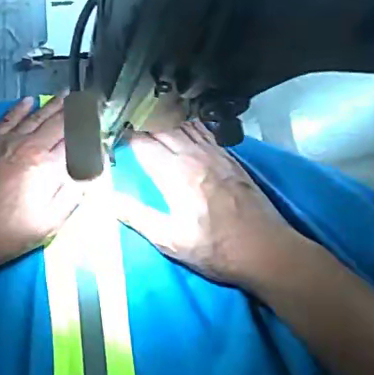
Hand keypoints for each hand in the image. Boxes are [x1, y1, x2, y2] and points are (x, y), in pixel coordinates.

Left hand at [0, 96, 83, 273]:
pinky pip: (5, 119)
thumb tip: (91, 172)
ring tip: (67, 95)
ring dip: (52, 105)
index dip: (92, 131)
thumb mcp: (45, 225)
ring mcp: (2, 142)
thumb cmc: (0, 235)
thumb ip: (70, 195)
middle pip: (57, 122)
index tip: (104, 121)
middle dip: (77, 111)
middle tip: (91, 100)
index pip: (77, 141)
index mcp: (46, 167)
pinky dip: (19, 109)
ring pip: (33, 116)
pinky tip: (28, 101)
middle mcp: (26, 146)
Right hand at [114, 121, 312, 288]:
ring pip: (183, 126)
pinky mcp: (231, 159)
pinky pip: (204, 132)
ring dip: (163, 124)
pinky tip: (181, 132)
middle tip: (123, 134)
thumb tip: (106, 199)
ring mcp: (216, 155)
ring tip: (146, 128)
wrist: (267, 250)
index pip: (142, 143)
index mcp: (177, 174)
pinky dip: (186, 127)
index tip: (108, 140)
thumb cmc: (216, 249)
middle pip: (162, 128)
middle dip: (140, 128)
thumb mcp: (170, 240)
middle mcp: (196, 156)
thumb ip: (136, 216)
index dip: (122, 138)